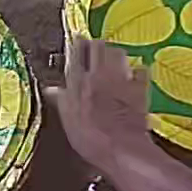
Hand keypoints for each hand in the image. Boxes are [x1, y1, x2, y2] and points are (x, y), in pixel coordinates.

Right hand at [50, 38, 162, 171]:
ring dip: (113, 53)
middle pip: (99, 46)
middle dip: (94, 45)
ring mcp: (122, 79)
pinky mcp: (140, 89)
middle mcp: (101, 74)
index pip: (76, 50)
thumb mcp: (68, 120)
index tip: (74, 41)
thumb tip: (51, 88)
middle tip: (90, 50)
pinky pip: (139, 70)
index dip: (75, 43)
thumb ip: (60, 99)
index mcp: (80, 80)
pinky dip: (135, 70)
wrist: (123, 149)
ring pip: (118, 53)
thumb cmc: (90, 138)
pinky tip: (132, 76)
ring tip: (109, 60)